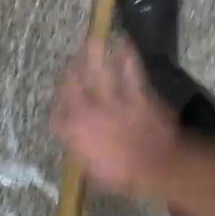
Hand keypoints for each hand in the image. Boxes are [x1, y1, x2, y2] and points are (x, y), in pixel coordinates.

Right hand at [51, 38, 181, 195]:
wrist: (158, 166)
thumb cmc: (127, 177)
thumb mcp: (97, 175)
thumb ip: (86, 156)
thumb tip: (82, 149)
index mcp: (76, 135)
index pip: (57, 118)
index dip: (56, 109)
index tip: (58, 102)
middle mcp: (89, 113)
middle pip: (72, 86)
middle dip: (69, 72)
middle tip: (68, 59)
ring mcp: (112, 101)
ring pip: (98, 71)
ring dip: (94, 53)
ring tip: (91, 38)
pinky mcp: (135, 94)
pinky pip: (129, 71)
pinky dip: (127, 55)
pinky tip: (125, 43)